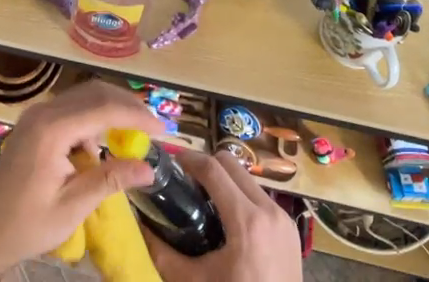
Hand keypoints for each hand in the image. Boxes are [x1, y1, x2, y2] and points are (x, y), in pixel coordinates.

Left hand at [0, 81, 164, 279]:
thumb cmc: (28, 224)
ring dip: (111, 111)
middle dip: (127, 106)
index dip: (136, 115)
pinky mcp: (35, 123)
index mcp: (51, 129)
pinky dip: (92, 120)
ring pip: (83, 98)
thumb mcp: (73, 206)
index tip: (163, 129)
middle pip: (94, 93)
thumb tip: (150, 168)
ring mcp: (36, 115)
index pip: (103, 108)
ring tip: (133, 136)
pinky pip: (71, 109)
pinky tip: (100, 147)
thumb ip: (110, 180)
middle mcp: (42, 112)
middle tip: (153, 127)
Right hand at [142, 150, 300, 281]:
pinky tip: (228, 219)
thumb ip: (163, 253)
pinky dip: (241, 196)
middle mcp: (269, 210)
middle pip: (231, 164)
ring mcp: (283, 217)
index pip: (213, 169)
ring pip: (247, 177)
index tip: (171, 161)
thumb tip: (139, 226)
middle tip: (186, 182)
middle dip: (206, 165)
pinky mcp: (290, 227)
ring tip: (205, 200)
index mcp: (247, 221)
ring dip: (225, 180)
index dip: (189, 159)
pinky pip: (260, 196)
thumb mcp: (194, 281)